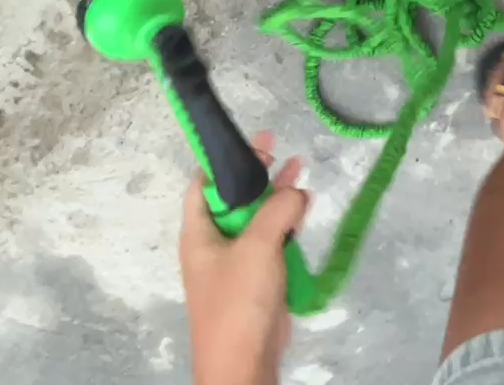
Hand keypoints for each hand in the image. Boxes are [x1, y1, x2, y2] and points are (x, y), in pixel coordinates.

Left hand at [180, 130, 306, 384]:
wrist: (244, 362)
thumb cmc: (239, 299)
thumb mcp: (259, 244)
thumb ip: (278, 207)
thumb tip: (296, 192)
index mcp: (199, 234)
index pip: (202, 187)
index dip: (222, 162)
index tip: (248, 141)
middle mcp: (215, 244)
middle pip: (234, 197)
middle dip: (255, 171)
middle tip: (275, 143)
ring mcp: (237, 260)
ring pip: (258, 215)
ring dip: (277, 193)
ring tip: (298, 166)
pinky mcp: (258, 275)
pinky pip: (272, 236)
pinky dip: (287, 219)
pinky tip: (304, 206)